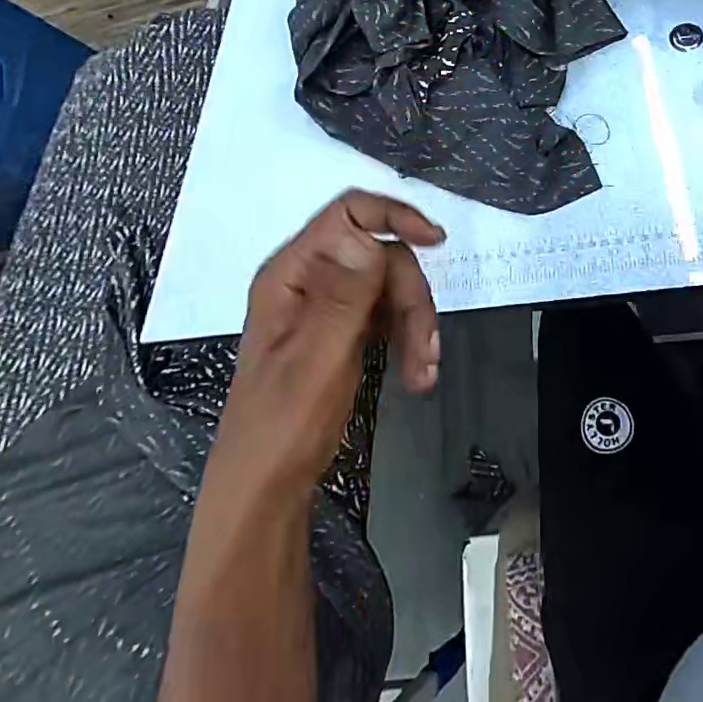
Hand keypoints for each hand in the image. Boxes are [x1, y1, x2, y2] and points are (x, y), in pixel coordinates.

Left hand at [208, 191, 445, 503]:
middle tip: (426, 347)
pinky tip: (416, 371)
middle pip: (384, 257)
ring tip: (423, 370)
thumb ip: (342, 296)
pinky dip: (410, 339)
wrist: (267, 485)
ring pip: (394, 288)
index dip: (393, 217)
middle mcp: (310, 281)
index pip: (346, 216)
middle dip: (413, 299)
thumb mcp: (316, 359)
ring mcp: (329, 305)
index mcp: (290, 276)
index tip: (435, 240)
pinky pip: (391, 315)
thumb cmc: (281, 426)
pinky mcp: (346, 329)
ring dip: (417, 325)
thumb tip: (364, 236)